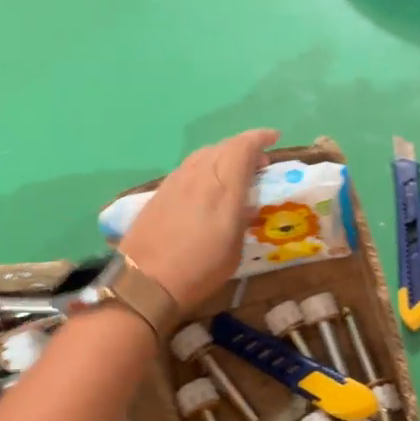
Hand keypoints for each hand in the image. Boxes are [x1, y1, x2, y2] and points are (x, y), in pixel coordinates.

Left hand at [119, 129, 277, 310]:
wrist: (144, 282)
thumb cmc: (199, 270)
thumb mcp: (235, 249)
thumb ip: (243, 219)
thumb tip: (246, 205)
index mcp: (223, 188)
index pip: (243, 148)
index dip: (260, 138)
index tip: (274, 138)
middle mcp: (199, 176)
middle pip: (224, 146)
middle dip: (245, 147)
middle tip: (260, 163)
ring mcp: (176, 181)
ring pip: (204, 153)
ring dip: (224, 154)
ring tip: (235, 170)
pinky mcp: (161, 191)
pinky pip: (189, 166)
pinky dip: (206, 165)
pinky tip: (208, 183)